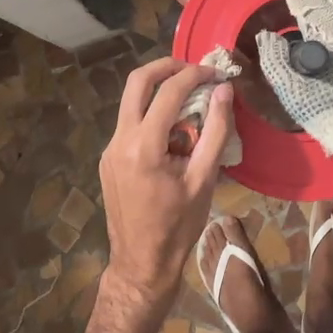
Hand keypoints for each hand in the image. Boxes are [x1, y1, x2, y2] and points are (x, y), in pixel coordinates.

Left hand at [98, 58, 232, 307]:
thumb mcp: (204, 179)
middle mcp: (120, 140)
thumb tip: (224, 91)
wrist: (141, 265)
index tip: (216, 73)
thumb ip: (216, 131)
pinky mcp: (108, 158)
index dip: (195, 75)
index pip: (168, 91)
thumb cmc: (178, 226)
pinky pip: (129, 122)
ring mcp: (110, 148)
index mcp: (144, 146)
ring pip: (130, 100)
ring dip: (158, 90)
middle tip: (195, 70)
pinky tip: (174, 132)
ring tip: (189, 100)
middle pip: (137, 81)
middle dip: (167, 67)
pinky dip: (151, 114)